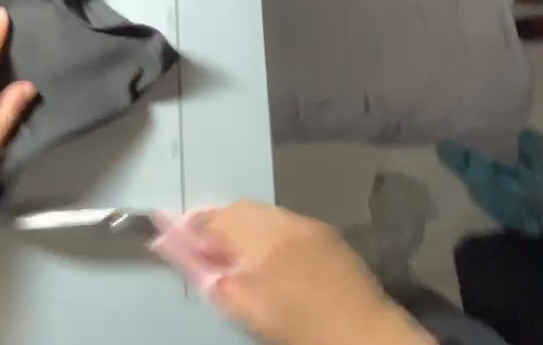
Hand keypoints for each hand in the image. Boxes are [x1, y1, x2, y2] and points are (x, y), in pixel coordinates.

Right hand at [193, 202, 430, 344]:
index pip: (212, 221)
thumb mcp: (248, 311)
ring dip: (240, 225)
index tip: (170, 235)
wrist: (372, 342)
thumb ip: (210, 277)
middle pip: (235, 210)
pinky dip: (265, 230)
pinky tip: (266, 254)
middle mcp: (280, 220)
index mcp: (259, 239)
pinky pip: (282, 222)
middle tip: (200, 246)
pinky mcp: (325, 233)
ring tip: (231, 252)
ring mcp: (305, 224)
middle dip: (214, 222)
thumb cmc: (304, 333)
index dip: (190, 227)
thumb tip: (174, 249)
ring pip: (259, 214)